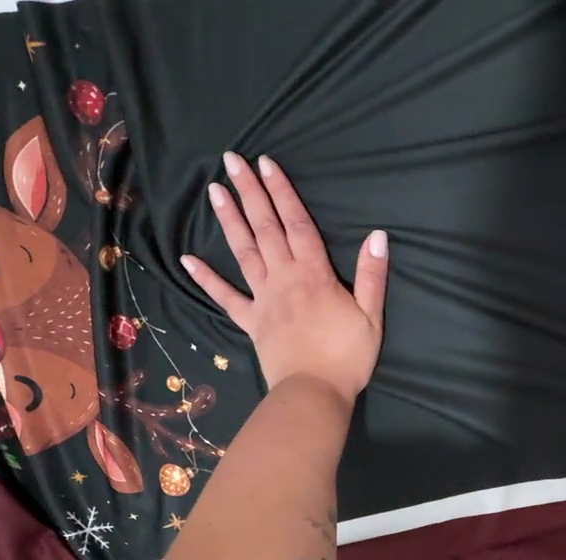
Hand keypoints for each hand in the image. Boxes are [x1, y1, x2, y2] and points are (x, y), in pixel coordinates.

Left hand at [181, 152, 388, 405]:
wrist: (315, 393)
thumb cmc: (347, 357)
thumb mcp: (371, 317)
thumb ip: (371, 276)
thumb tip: (377, 236)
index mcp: (315, 275)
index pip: (298, 224)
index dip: (283, 192)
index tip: (267, 163)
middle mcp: (284, 279)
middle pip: (266, 229)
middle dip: (250, 193)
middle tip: (231, 160)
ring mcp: (264, 300)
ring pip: (244, 253)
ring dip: (230, 220)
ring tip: (214, 191)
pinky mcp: (251, 322)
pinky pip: (226, 298)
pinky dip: (206, 278)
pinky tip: (187, 258)